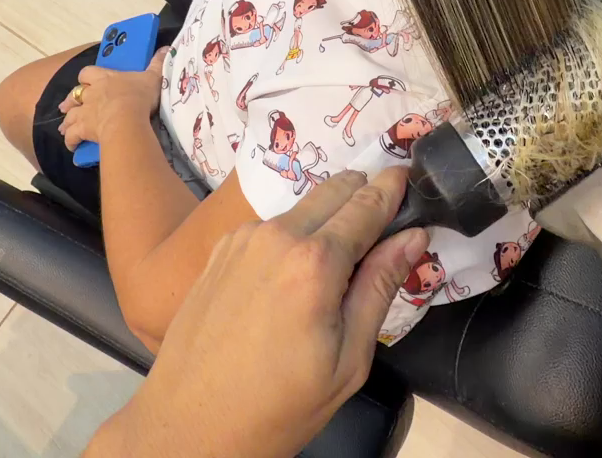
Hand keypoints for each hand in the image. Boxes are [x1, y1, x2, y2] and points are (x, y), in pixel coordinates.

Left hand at [59, 48, 169, 150]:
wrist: (128, 118)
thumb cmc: (140, 96)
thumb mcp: (153, 77)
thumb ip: (158, 63)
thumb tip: (167, 48)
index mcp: (105, 78)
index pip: (88, 72)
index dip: (86, 77)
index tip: (86, 82)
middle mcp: (91, 94)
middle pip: (74, 95)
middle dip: (71, 101)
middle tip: (69, 106)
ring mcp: (85, 112)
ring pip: (69, 116)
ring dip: (67, 122)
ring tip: (65, 128)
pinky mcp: (83, 129)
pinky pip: (72, 136)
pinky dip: (70, 141)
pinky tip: (72, 145)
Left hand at [85, 169, 429, 457]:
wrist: (187, 426)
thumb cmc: (278, 405)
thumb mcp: (348, 360)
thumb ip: (380, 287)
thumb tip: (414, 235)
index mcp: (315, 262)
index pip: (367, 203)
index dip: (394, 187)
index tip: (411, 176)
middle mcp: (279, 233)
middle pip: (337, 187)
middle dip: (365, 194)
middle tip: (384, 221)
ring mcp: (246, 235)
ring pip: (305, 204)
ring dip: (329, 215)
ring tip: (337, 261)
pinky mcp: (223, 245)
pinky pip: (274, 223)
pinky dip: (295, 233)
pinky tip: (292, 275)